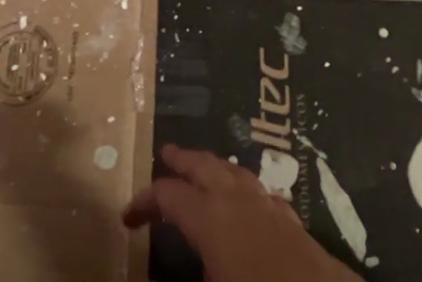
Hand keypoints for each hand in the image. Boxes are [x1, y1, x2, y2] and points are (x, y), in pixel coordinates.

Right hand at [124, 146, 361, 281]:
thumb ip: (182, 274)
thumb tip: (141, 278)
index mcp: (210, 218)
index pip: (167, 194)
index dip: (144, 201)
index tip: (127, 219)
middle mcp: (238, 202)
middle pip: (205, 166)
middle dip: (184, 159)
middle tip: (166, 153)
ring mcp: (270, 209)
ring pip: (236, 173)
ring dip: (216, 168)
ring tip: (203, 170)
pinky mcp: (294, 224)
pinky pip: (263, 194)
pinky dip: (247, 190)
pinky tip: (250, 202)